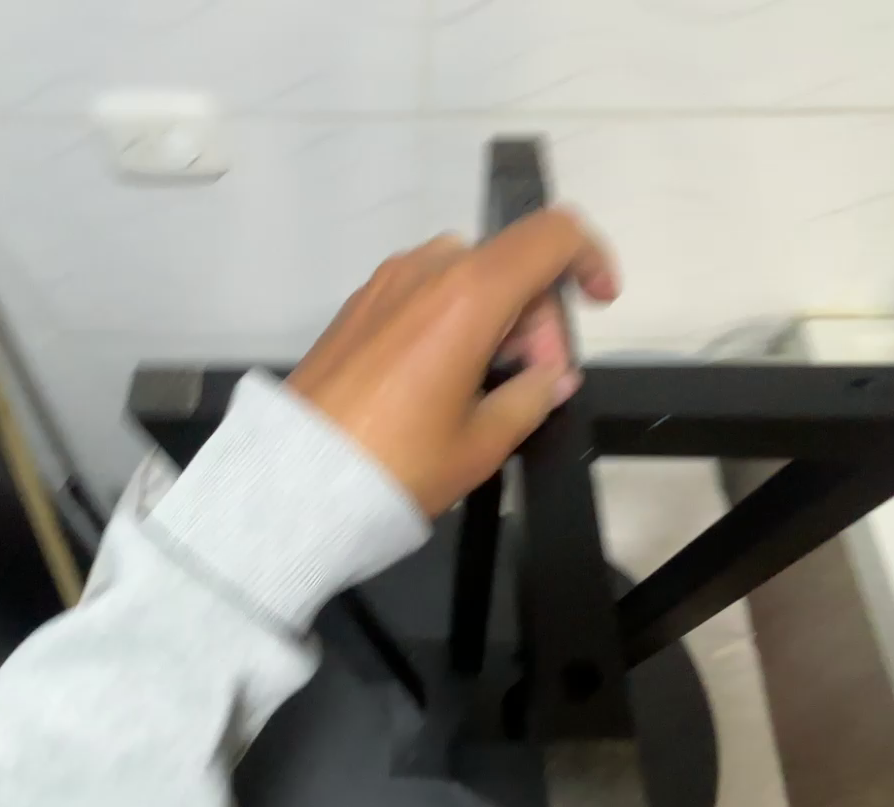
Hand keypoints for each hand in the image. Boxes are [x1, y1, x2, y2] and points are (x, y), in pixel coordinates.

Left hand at [286, 209, 618, 515]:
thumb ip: (533, 397)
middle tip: (531, 386)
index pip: (551, 236)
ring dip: (492, 318)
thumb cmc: (397, 465)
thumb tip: (553, 377)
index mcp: (466, 293)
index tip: (598, 302)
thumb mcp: (482, 443)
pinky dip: (449, 321)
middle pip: (507, 264)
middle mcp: (422, 270)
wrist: (295, 483)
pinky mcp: (354, 309)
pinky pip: (421, 295)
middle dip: (535, 318)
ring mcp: (382, 285)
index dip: (590, 259)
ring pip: (463, 278)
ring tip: (481, 387)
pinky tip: (438, 380)